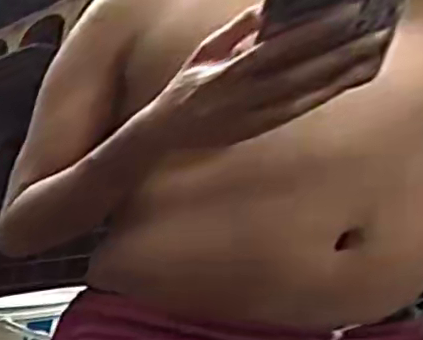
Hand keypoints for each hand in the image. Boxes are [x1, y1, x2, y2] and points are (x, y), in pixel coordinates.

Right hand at [138, 4, 391, 150]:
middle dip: (337, 55)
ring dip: (336, 76)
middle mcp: (227, 102)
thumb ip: (237, 29)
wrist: (154, 134)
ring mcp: (235, 120)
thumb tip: (273, 3)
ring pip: (295, 97)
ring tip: (369, 56)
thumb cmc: (184, 88)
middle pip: (291, 76)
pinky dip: (318, 97)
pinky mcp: (241, 133)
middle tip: (376, 32)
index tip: (353, 11)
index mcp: (218, 78)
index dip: (314, 31)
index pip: (272, 52)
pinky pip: (288, 114)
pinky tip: (343, 82)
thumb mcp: (203, 55)